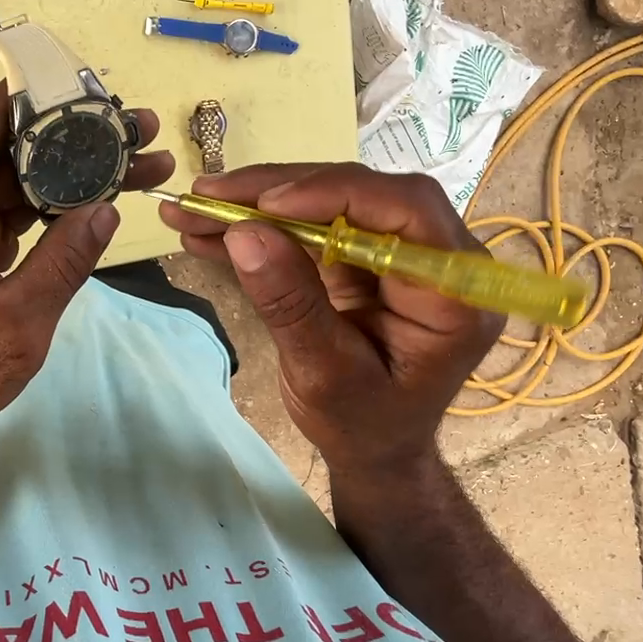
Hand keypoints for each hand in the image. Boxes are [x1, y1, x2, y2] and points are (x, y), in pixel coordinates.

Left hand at [0, 82, 171, 457]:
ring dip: (65, 173)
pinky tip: (97, 199)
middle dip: (66, 138)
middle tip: (135, 126)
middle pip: (1, 153)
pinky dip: (48, 208)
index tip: (81, 79)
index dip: (26, 100)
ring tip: (134, 159)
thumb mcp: (18, 323)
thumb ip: (63, 261)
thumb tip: (107, 211)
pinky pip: (7, 215)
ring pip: (9, 183)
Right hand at [160, 164, 500, 473]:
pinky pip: (309, 229)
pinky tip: (205, 231)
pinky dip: (256, 229)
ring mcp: (394, 255)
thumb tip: (244, 234)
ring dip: (255, 205)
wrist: (372, 450)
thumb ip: (291, 303)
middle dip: (278, 191)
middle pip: (360, 196)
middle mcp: (433, 259)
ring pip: (326, 204)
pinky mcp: (361, 259)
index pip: (407, 211)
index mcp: (452, 293)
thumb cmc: (362, 424)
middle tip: (207, 196)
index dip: (336, 193)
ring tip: (191, 209)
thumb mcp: (324, 373)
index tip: (266, 205)